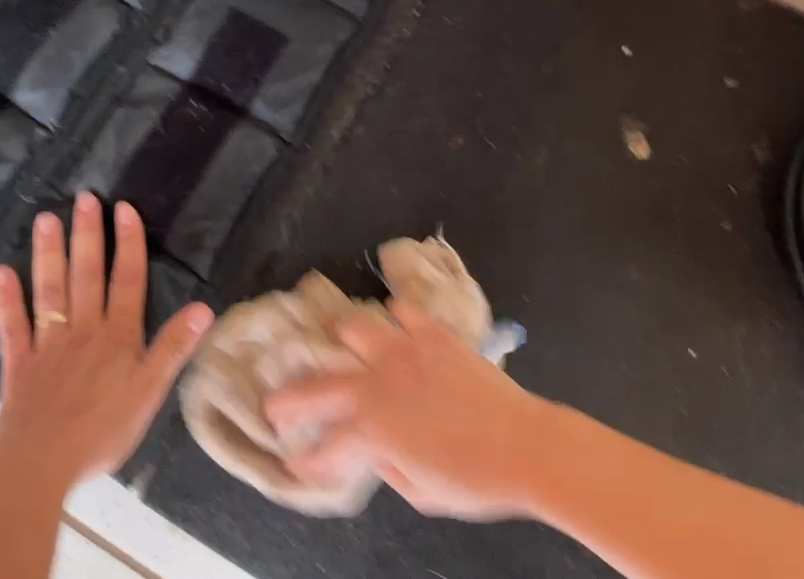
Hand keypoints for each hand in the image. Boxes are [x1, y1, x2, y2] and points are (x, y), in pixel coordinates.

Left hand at [0, 192, 214, 491]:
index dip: (128, 243)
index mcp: (117, 336)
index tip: (124, 208)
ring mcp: (47, 344)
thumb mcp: (149, 393)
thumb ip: (173, 348)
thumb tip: (204, 307)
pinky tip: (3, 273)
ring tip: (47, 218)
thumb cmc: (101, 432)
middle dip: (88, 234)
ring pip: (50, 290)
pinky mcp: (18, 365)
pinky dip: (7, 299)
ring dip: (49, 253)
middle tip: (84, 197)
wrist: (37, 466)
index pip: (127, 280)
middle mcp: (83, 330)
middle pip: (87, 274)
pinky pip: (12, 326)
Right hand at [265, 302, 559, 520]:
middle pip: (317, 386)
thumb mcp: (420, 492)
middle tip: (277, 406)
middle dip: (290, 400)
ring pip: (354, 329)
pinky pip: (403, 311)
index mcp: (372, 430)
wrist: (526, 445)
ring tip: (343, 349)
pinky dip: (395, 319)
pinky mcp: (433, 333)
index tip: (293, 462)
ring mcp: (405, 352)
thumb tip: (376, 448)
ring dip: (343, 342)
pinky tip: (396, 329)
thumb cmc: (474, 480)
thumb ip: (387, 464)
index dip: (305, 459)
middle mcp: (378, 384)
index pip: (324, 447)